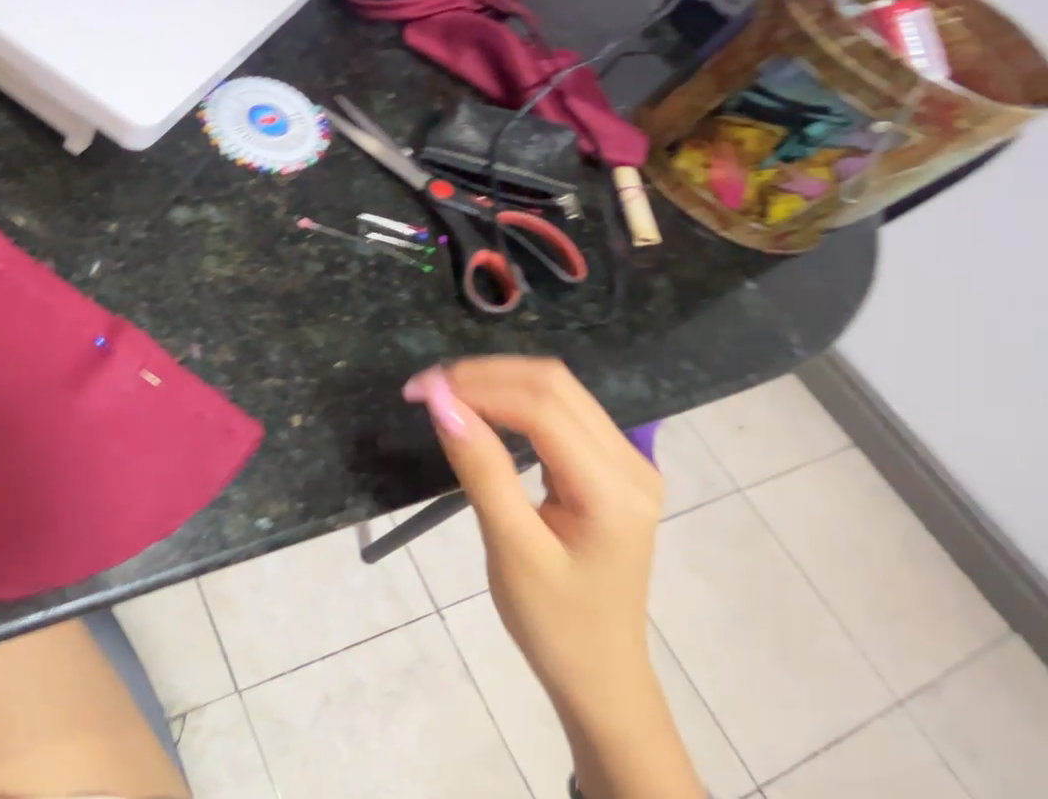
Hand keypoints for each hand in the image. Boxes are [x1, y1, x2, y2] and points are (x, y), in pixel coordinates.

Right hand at [403, 357, 702, 798]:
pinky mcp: (611, 469)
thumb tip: (440, 403)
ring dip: (497, 382)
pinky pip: (561, 412)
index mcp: (612, 487)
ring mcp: (627, 463)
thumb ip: (480, 468)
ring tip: (442, 396)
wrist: (599, 671)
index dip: (475, 386)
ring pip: (558, 391)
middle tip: (424, 390)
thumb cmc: (552, 621)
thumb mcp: (509, 547)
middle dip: (483, 375)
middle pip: (554, 385)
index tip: (417, 390)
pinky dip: (514, 401)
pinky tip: (479, 411)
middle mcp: (630, 463)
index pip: (541, 406)